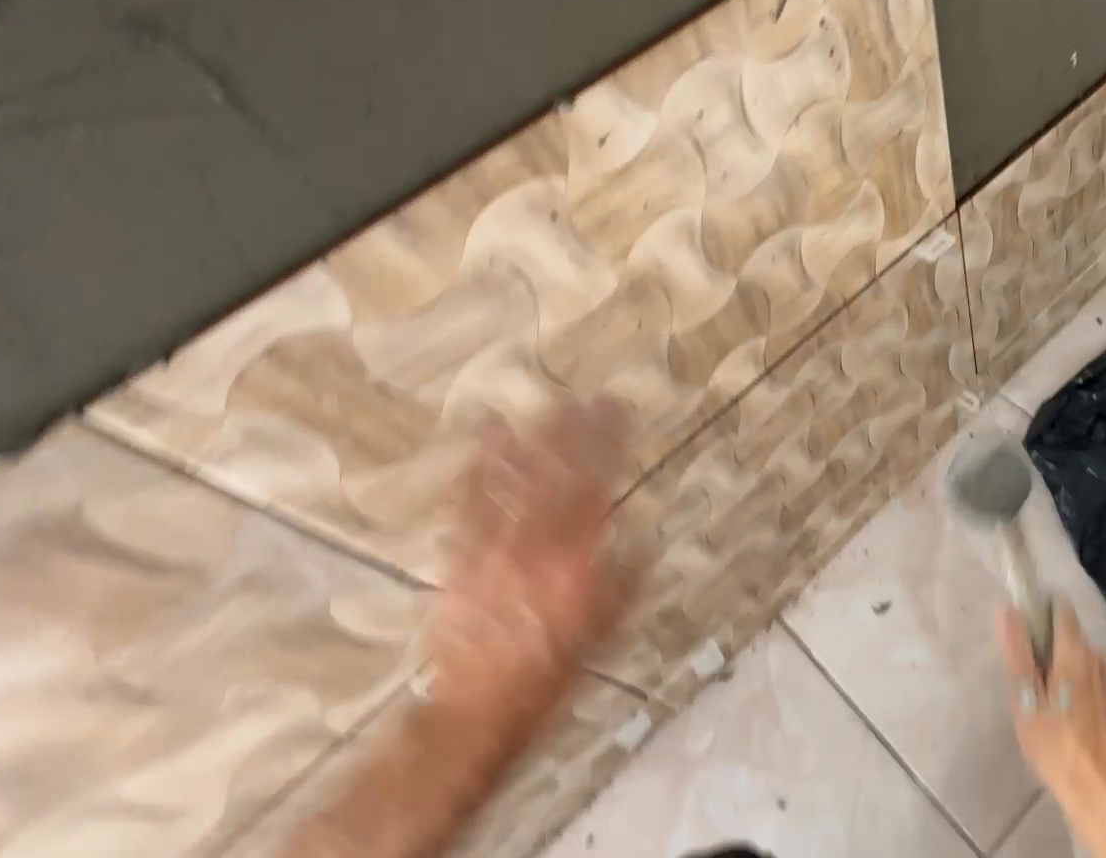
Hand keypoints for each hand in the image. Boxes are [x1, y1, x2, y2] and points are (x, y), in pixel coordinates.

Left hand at [429, 399, 630, 743]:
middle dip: (575, 433)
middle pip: (559, 476)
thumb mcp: (603, 632)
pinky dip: (480, 468)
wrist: (479, 706)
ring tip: (543, 406)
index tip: (619, 413)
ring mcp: (495, 548)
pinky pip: (471, 504)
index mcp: (579, 561)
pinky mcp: (461, 557)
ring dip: (532, 440)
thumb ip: (624, 583)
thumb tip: (644, 543)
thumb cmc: (551, 671)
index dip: (610, 446)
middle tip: (586, 398)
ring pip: (517, 483)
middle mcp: (539, 545)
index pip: (599, 488)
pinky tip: (487, 439)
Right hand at [998, 602, 1105, 825]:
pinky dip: (1074, 683)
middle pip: (1066, 632)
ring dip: (1060, 665)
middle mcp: (1097, 656)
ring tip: (1043, 700)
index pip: (1059, 605)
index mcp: (1074, 650)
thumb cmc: (1054, 743)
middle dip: (1045, 644)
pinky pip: (1089, 676)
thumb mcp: (1025, 697)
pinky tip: (1064, 713)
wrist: (1099, 791)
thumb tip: (1009, 608)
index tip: (1021, 629)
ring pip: (1078, 655)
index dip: (1038, 608)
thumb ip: (1017, 650)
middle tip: (1026, 679)